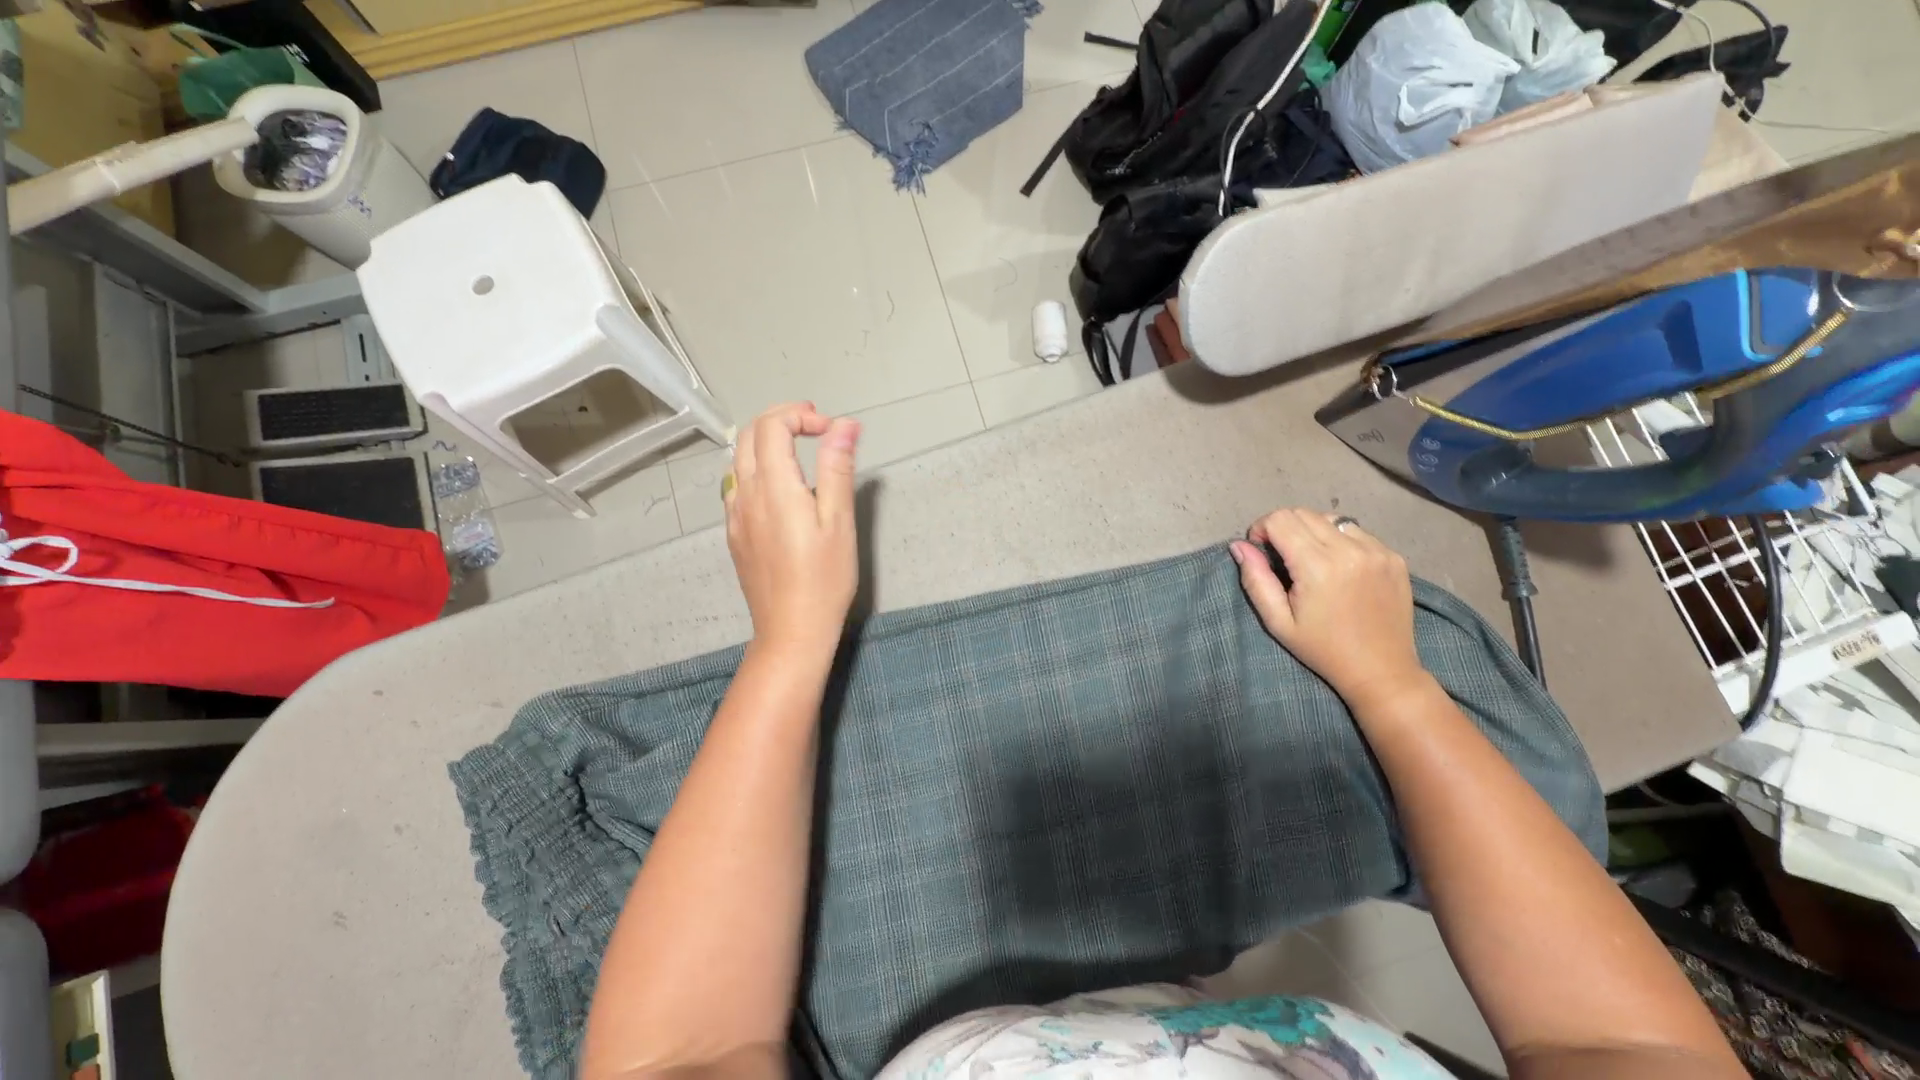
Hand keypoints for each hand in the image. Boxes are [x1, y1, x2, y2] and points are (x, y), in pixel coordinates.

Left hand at [724, 403, 861, 659]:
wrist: (791, 629)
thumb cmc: (824, 578)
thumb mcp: (839, 521)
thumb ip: (837, 468)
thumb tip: (844, 424)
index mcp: (774, 486)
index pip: (772, 426)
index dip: (800, 415)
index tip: (829, 430)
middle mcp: (746, 494)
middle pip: (748, 435)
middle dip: (781, 419)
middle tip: (815, 426)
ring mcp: (735, 515)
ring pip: (737, 459)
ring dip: (765, 442)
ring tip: (799, 451)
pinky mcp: (734, 534)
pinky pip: (736, 486)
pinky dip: (756, 468)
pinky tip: (780, 488)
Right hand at [1228, 508, 1428, 707]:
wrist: (1381, 670)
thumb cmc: (1323, 649)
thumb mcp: (1278, 622)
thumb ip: (1255, 580)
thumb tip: (1239, 545)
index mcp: (1317, 566)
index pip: (1280, 519)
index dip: (1262, 529)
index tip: (1262, 551)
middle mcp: (1349, 550)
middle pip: (1303, 513)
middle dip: (1284, 529)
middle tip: (1283, 558)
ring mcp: (1377, 551)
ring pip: (1332, 519)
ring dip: (1314, 532)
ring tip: (1313, 562)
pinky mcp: (1393, 556)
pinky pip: (1358, 533)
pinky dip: (1341, 542)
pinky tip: (1341, 569)